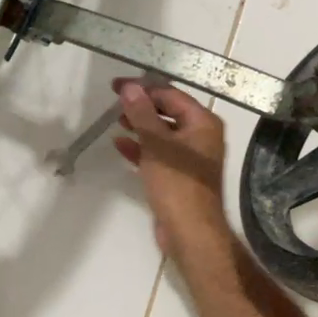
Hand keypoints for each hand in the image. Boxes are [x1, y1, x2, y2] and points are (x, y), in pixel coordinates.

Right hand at [112, 78, 230, 256]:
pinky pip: (158, 153)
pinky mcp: (178, 175)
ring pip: (162, 133)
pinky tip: (120, 144)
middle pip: (168, 112)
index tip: (117, 86)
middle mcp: (201, 136)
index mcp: (203, 123)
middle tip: (114, 101)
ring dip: (140, 125)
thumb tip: (129, 88)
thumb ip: (142, 114)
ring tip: (116, 120)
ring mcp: (190, 157)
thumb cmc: (177, 183)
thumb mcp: (157, 144)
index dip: (144, 88)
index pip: (171, 94)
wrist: (190, 230)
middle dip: (141, 106)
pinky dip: (141, 148)